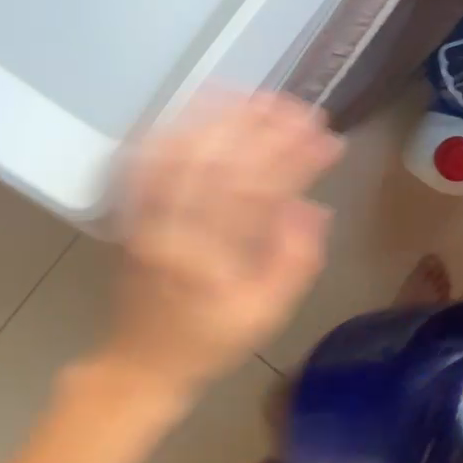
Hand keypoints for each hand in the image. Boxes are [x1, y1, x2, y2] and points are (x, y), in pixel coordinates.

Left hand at [107, 91, 342, 392]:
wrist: (140, 364)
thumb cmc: (210, 343)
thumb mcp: (265, 315)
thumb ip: (293, 262)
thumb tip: (315, 208)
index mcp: (211, 258)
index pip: (259, 192)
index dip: (297, 159)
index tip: (329, 138)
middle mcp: (174, 228)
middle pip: (221, 162)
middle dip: (265, 128)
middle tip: (302, 109)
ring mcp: (147, 216)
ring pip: (185, 153)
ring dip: (225, 119)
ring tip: (262, 98)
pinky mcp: (133, 210)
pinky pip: (151, 158)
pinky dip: (180, 127)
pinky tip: (202, 108)